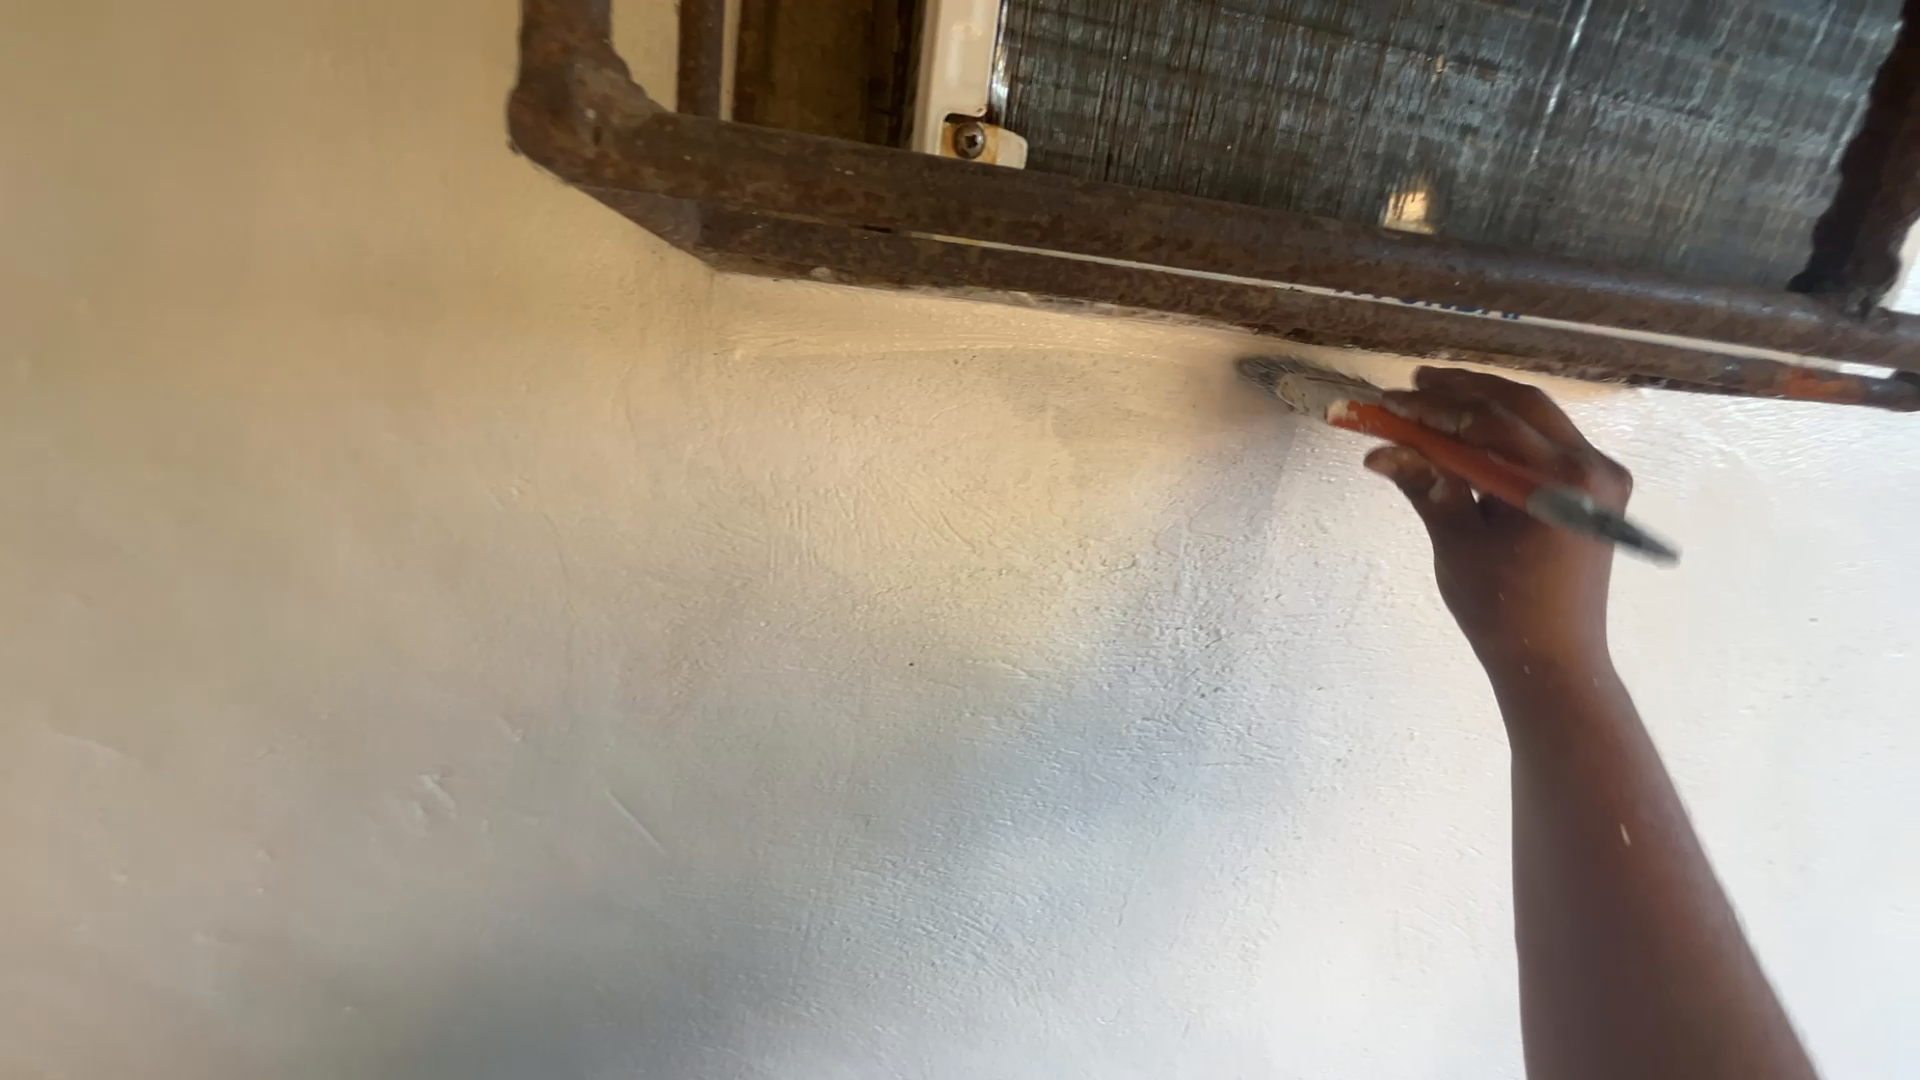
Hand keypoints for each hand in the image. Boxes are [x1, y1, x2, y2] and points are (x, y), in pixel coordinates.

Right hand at [1363, 367, 1633, 676]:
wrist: (1551, 654)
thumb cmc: (1501, 605)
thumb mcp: (1456, 541)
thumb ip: (1425, 486)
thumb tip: (1377, 451)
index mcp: (1562, 481)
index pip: (1489, 423)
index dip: (1433, 408)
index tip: (1389, 402)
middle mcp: (1594, 467)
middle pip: (1521, 406)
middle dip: (1461, 391)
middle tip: (1411, 385)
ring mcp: (1600, 475)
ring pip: (1535, 417)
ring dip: (1482, 403)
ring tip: (1432, 394)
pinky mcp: (1593, 488)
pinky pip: (1543, 440)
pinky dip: (1502, 428)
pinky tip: (1467, 427)